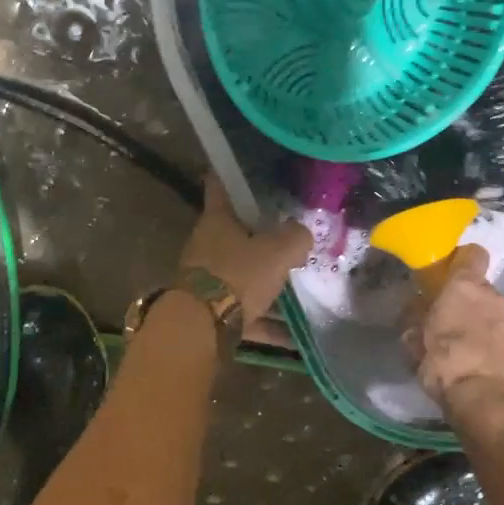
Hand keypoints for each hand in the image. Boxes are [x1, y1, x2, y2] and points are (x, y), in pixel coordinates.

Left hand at [179, 175, 312, 321]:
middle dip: (261, 237)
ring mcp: (206, 282)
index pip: (220, 186)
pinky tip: (293, 337)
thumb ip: (295, 238)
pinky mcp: (211, 314)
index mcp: (217, 221)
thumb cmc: (237, 276)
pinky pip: (245, 315)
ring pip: (241, 277)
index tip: (244, 167)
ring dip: (266, 285)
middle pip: (235, 236)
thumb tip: (302, 233)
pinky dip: (267, 324)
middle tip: (290, 235)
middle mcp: (206, 248)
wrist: (200, 327)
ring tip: (298, 290)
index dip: (231, 175)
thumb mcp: (277, 252)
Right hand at [403, 244, 503, 407]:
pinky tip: (473, 359)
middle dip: (463, 300)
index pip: (472, 255)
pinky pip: (498, 332)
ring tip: (459, 344)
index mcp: (465, 286)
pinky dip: (487, 340)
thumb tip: (417, 308)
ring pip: (489, 311)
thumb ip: (416, 317)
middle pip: (478, 287)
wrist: (480, 395)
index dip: (459, 262)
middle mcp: (492, 294)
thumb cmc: (442, 359)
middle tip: (444, 318)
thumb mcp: (413, 338)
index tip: (445, 275)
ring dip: (476, 321)